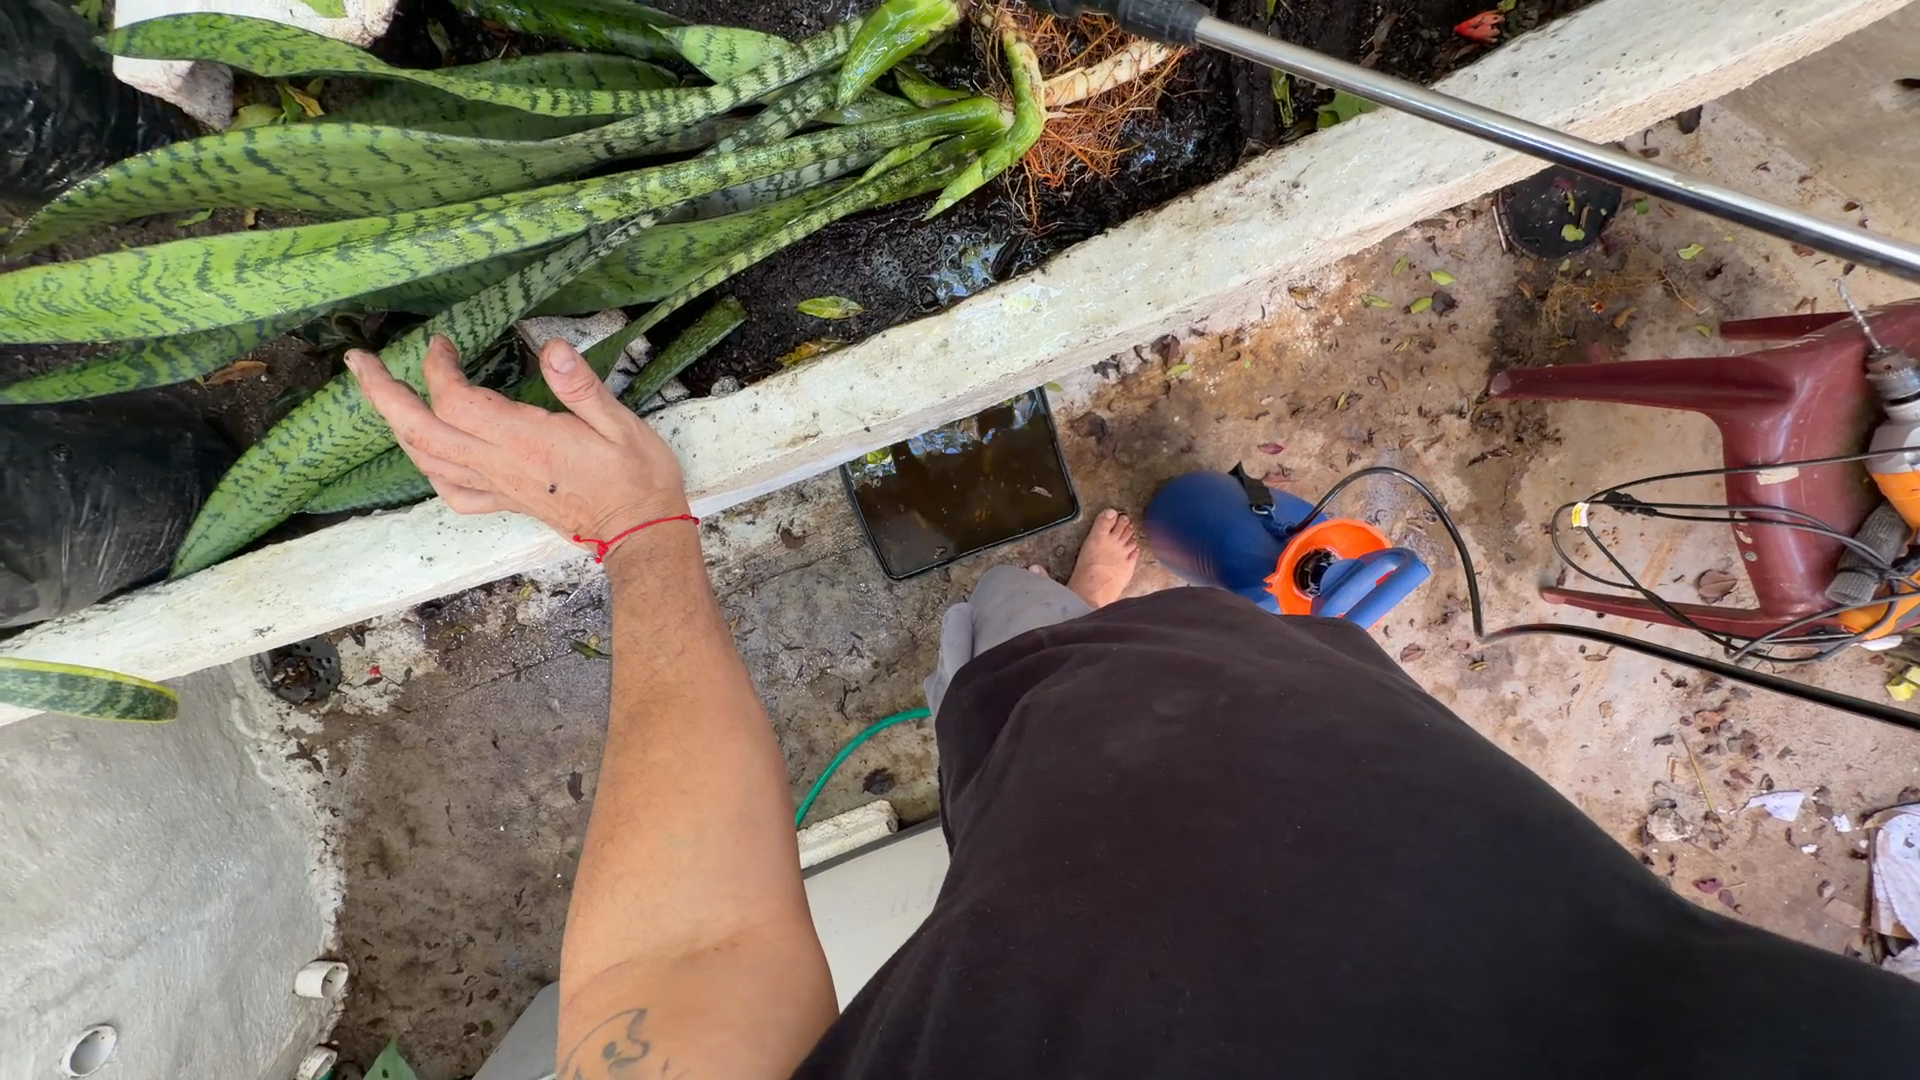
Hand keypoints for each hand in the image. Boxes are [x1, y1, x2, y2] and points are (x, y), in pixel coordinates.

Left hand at [346, 335, 690, 544]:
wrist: (641, 531)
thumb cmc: (638, 477)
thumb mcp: (622, 424)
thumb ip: (582, 387)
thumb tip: (552, 347)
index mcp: (524, 440)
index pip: (455, 399)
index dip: (437, 368)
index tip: (443, 343)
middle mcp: (500, 464)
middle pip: (419, 429)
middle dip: (382, 393)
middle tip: (362, 361)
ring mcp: (500, 487)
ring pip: (426, 459)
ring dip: (396, 426)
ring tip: (384, 399)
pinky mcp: (508, 503)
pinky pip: (452, 491)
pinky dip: (429, 469)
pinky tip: (431, 456)